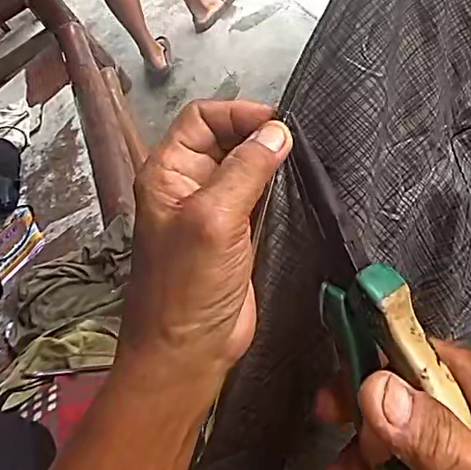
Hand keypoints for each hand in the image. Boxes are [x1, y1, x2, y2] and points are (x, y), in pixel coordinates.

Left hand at [124, 100, 290, 381]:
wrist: (188, 356)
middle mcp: (189, 183)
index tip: (276, 123)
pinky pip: (258, 194)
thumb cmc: (187, 288)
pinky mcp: (237, 231)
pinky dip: (277, 185)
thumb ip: (246, 170)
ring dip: (270, 159)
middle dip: (257, 133)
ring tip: (302, 160)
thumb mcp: (214, 219)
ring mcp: (214, 208)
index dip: (237, 113)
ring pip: (244, 165)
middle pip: (225, 137)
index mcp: (168, 171)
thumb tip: (278, 131)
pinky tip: (298, 186)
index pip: (202, 118)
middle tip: (295, 142)